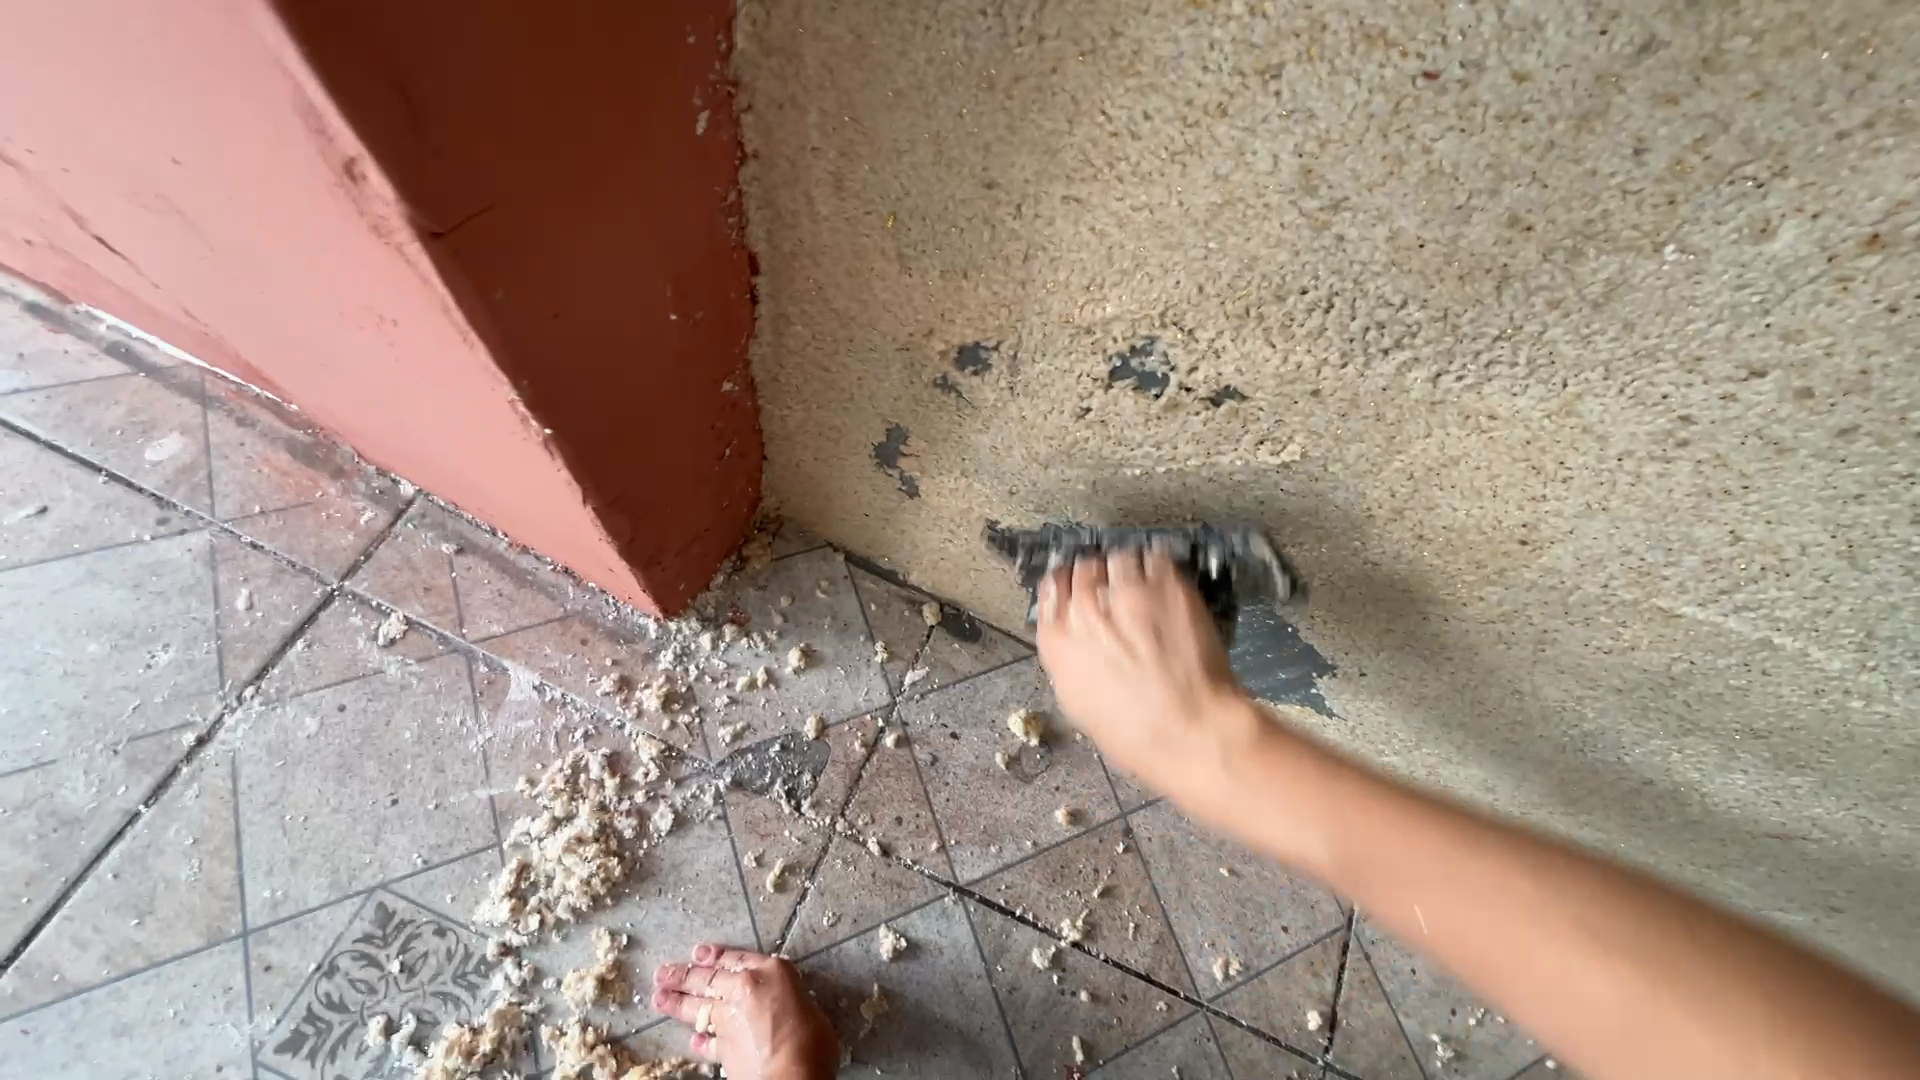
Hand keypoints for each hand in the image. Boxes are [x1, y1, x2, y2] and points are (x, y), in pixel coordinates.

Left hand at [652, 944, 839, 1079]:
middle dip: (683, 975)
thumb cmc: (811, 1036)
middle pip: (709, 979)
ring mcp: (730, 1020)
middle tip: (662, 973)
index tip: (697, 953)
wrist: (792, 1074)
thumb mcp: (804, 1001)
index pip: (738, 958)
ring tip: (660, 997)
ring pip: (698, 1007)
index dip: (716, 955)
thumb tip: (779, 1007)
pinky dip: (700, 1041)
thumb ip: (785, 998)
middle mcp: (745, 989)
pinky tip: (692, 1042)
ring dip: (677, 1003)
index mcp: (771, 971)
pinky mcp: (723, 1050)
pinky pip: (708, 1042)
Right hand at [1035, 547, 1256, 797]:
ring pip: (1119, 557)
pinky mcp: (1167, 584)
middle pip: (1085, 567)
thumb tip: (1074, 637)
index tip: (1080, 589)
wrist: (1189, 730)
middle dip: (1098, 576)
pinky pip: (1155, 557)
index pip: (1052, 587)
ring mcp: (1127, 591)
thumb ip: (1068, 656)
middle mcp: (1085, 607)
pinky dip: (1158, 565)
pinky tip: (1165, 583)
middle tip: (1115, 589)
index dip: (1068, 586)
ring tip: (1144, 585)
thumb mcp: (1076, 701)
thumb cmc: (1132, 733)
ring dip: (1129, 569)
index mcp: (1057, 638)